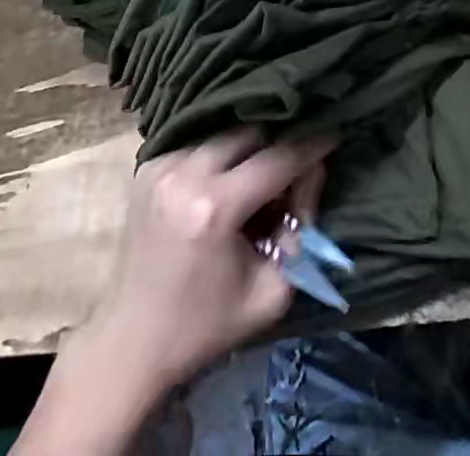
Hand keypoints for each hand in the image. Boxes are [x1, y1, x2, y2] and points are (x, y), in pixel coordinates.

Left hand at [13, 128, 332, 455]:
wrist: (135, 337)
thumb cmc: (209, 323)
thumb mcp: (273, 289)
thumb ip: (301, 224)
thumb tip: (312, 170)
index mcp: (213, 207)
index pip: (276, 159)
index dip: (310, 145)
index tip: (334, 132)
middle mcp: (182, 173)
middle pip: (247, 133)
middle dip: (277, 142)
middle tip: (295, 166)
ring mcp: (159, 165)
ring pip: (221, 135)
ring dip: (247, 148)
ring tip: (259, 180)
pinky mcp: (146, 167)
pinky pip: (196, 145)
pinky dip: (219, 156)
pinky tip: (227, 181)